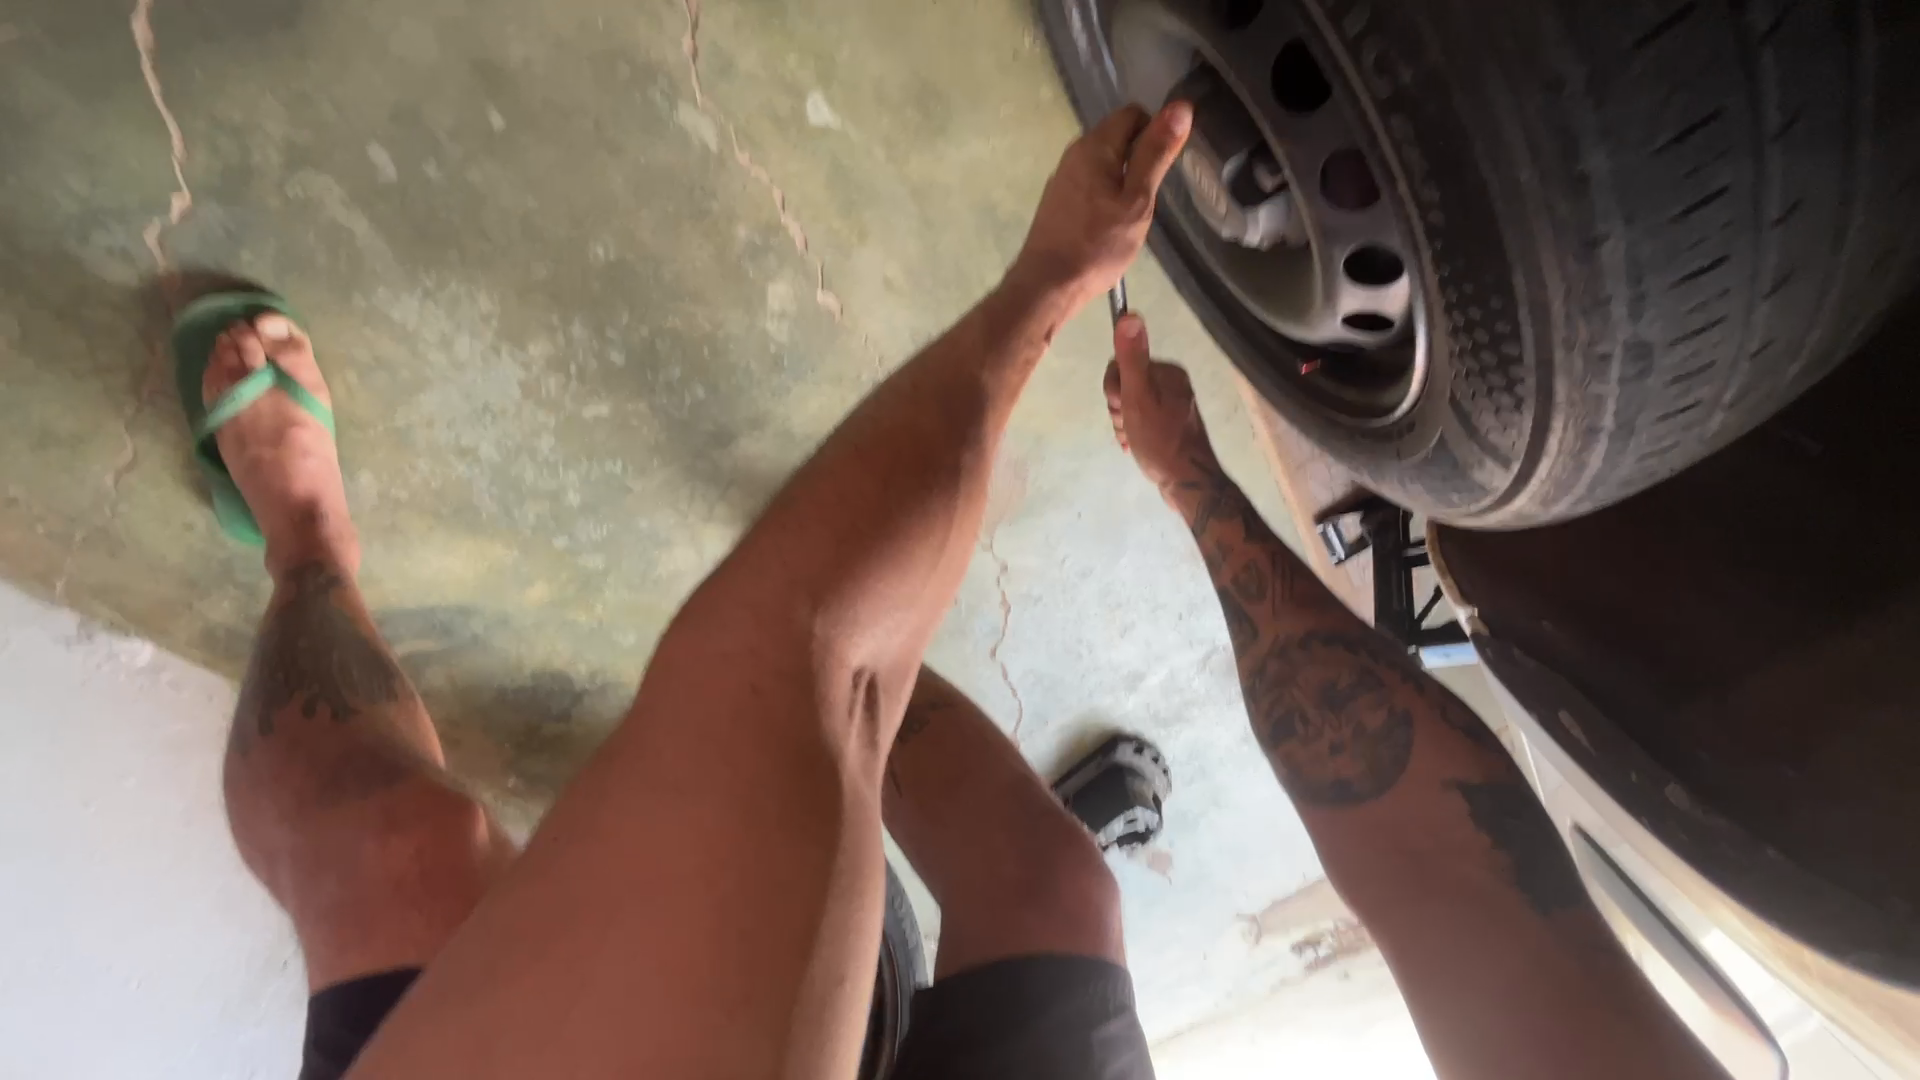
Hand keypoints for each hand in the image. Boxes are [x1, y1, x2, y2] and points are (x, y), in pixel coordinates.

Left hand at [1011, 102, 1192, 310]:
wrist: (1047, 286)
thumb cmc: (1097, 246)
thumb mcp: (1137, 201)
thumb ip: (1156, 154)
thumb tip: (1181, 106)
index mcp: (1094, 145)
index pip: (1133, 114)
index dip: (1155, 133)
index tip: (1161, 170)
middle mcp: (1073, 154)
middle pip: (1117, 139)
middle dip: (1138, 162)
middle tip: (1145, 202)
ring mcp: (1061, 180)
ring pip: (1103, 166)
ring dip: (1121, 185)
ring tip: (1126, 220)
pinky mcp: (1056, 203)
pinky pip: (1088, 188)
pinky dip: (1103, 200)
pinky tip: (1105, 230)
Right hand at [1104, 313, 1222, 495]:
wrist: (1186, 481)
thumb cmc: (1159, 440)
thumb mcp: (1139, 398)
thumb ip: (1132, 359)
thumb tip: (1128, 315)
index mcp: (1166, 372)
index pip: (1121, 366)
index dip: (1114, 390)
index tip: (1123, 408)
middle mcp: (1171, 384)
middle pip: (1124, 386)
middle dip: (1118, 408)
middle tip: (1128, 426)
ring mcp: (1171, 405)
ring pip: (1129, 404)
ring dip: (1123, 422)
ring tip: (1131, 439)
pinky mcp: (1168, 425)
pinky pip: (1139, 419)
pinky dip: (1131, 431)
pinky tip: (1134, 445)